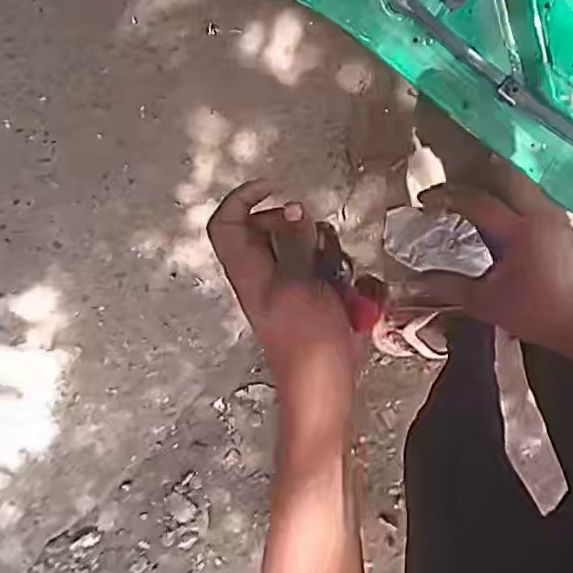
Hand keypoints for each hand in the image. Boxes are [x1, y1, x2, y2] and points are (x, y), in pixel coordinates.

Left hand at [207, 180, 363, 423]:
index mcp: (248, 270)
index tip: (273, 187)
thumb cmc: (306, 341)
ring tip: (333, 271)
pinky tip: (345, 287)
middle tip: (313, 237)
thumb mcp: (299, 284)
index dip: (243, 199)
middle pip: (270, 228)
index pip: (227, 223)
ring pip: (302, 245)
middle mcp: (264, 273)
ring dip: (323, 249)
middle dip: (298, 225)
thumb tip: (293, 210)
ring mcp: (290, 285)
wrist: (323, 385)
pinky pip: (322, 265)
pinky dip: (336, 268)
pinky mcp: (312, 295)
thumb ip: (294, 243)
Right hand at [396, 156, 572, 347]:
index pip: (477, 202)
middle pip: (509, 177)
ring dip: (502, 184)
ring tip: (479, 192)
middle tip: (457, 176)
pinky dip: (520, 200)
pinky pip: (540, 201)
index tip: (429, 200)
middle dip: (481, 172)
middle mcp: (542, 217)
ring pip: (527, 186)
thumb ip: (449, 286)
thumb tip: (417, 282)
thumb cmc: (532, 312)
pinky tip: (508, 213)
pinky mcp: (566, 228)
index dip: (448, 197)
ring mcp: (558, 220)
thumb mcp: (484, 302)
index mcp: (520, 232)